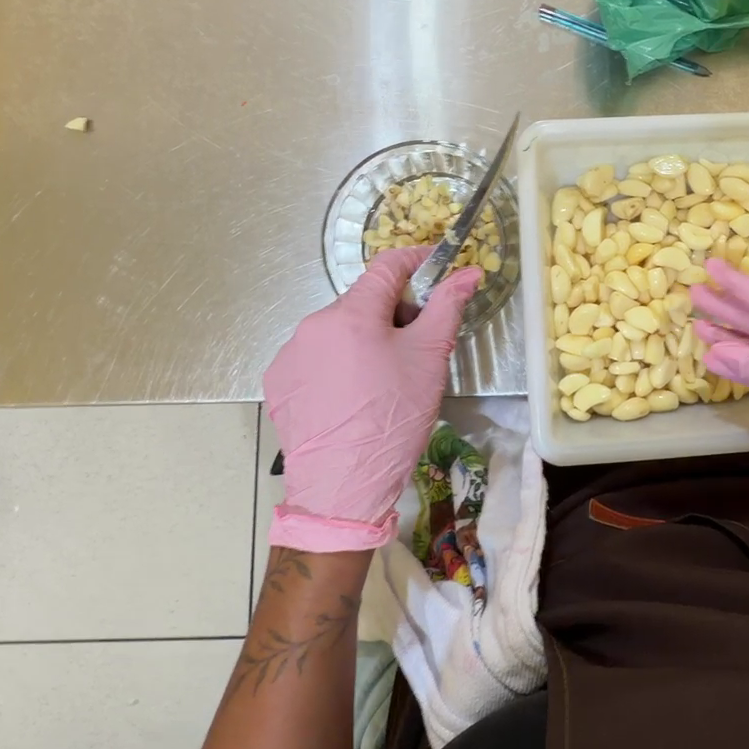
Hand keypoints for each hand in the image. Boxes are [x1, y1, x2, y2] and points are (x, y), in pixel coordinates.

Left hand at [262, 246, 481, 551]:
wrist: (342, 488)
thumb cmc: (393, 419)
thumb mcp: (429, 359)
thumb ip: (448, 307)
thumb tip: (469, 271)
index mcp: (350, 313)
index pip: (387, 266)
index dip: (417, 260)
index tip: (438, 268)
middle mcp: (312, 325)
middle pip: (362, 302)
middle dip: (393, 313)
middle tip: (418, 344)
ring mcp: (290, 356)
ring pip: (338, 332)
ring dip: (364, 340)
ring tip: (385, 379)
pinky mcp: (279, 385)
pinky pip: (316, 360)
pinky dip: (338, 366)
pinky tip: (353, 398)